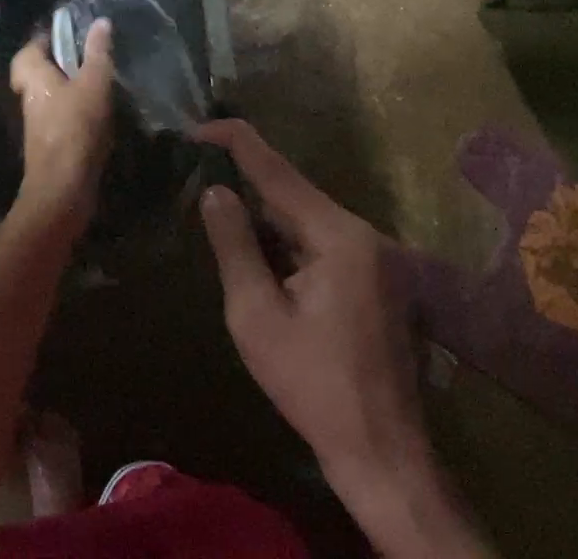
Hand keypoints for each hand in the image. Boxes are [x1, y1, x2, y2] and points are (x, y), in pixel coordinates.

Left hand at [9, 20, 114, 226]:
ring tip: (100, 84)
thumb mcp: (93, 84)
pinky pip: (60, 119)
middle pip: (37, 74)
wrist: (63, 188)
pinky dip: (76, 113)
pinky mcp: (50, 145)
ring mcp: (38, 124)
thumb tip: (101, 22)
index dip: (46, 40)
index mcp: (33, 77)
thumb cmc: (75, 128)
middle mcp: (30, 98)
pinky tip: (99, 116)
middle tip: (87, 61)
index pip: (29, 50)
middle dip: (59, 66)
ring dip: (70, 90)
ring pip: (50, 97)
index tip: (70, 35)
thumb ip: (97, 54)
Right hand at [193, 119, 423, 487]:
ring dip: (266, 217)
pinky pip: (324, 244)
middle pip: (295, 195)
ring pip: (308, 221)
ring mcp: (378, 260)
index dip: (236, 141)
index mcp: (338, 236)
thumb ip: (234, 245)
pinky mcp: (379, 282)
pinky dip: (288, 243)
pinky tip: (260, 256)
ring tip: (219, 212)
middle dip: (246, 183)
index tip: (197, 127)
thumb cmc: (310, 382)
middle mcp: (365, 235)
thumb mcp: (255, 313)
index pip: (278, 171)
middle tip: (198, 174)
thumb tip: (215, 192)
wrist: (381, 449)